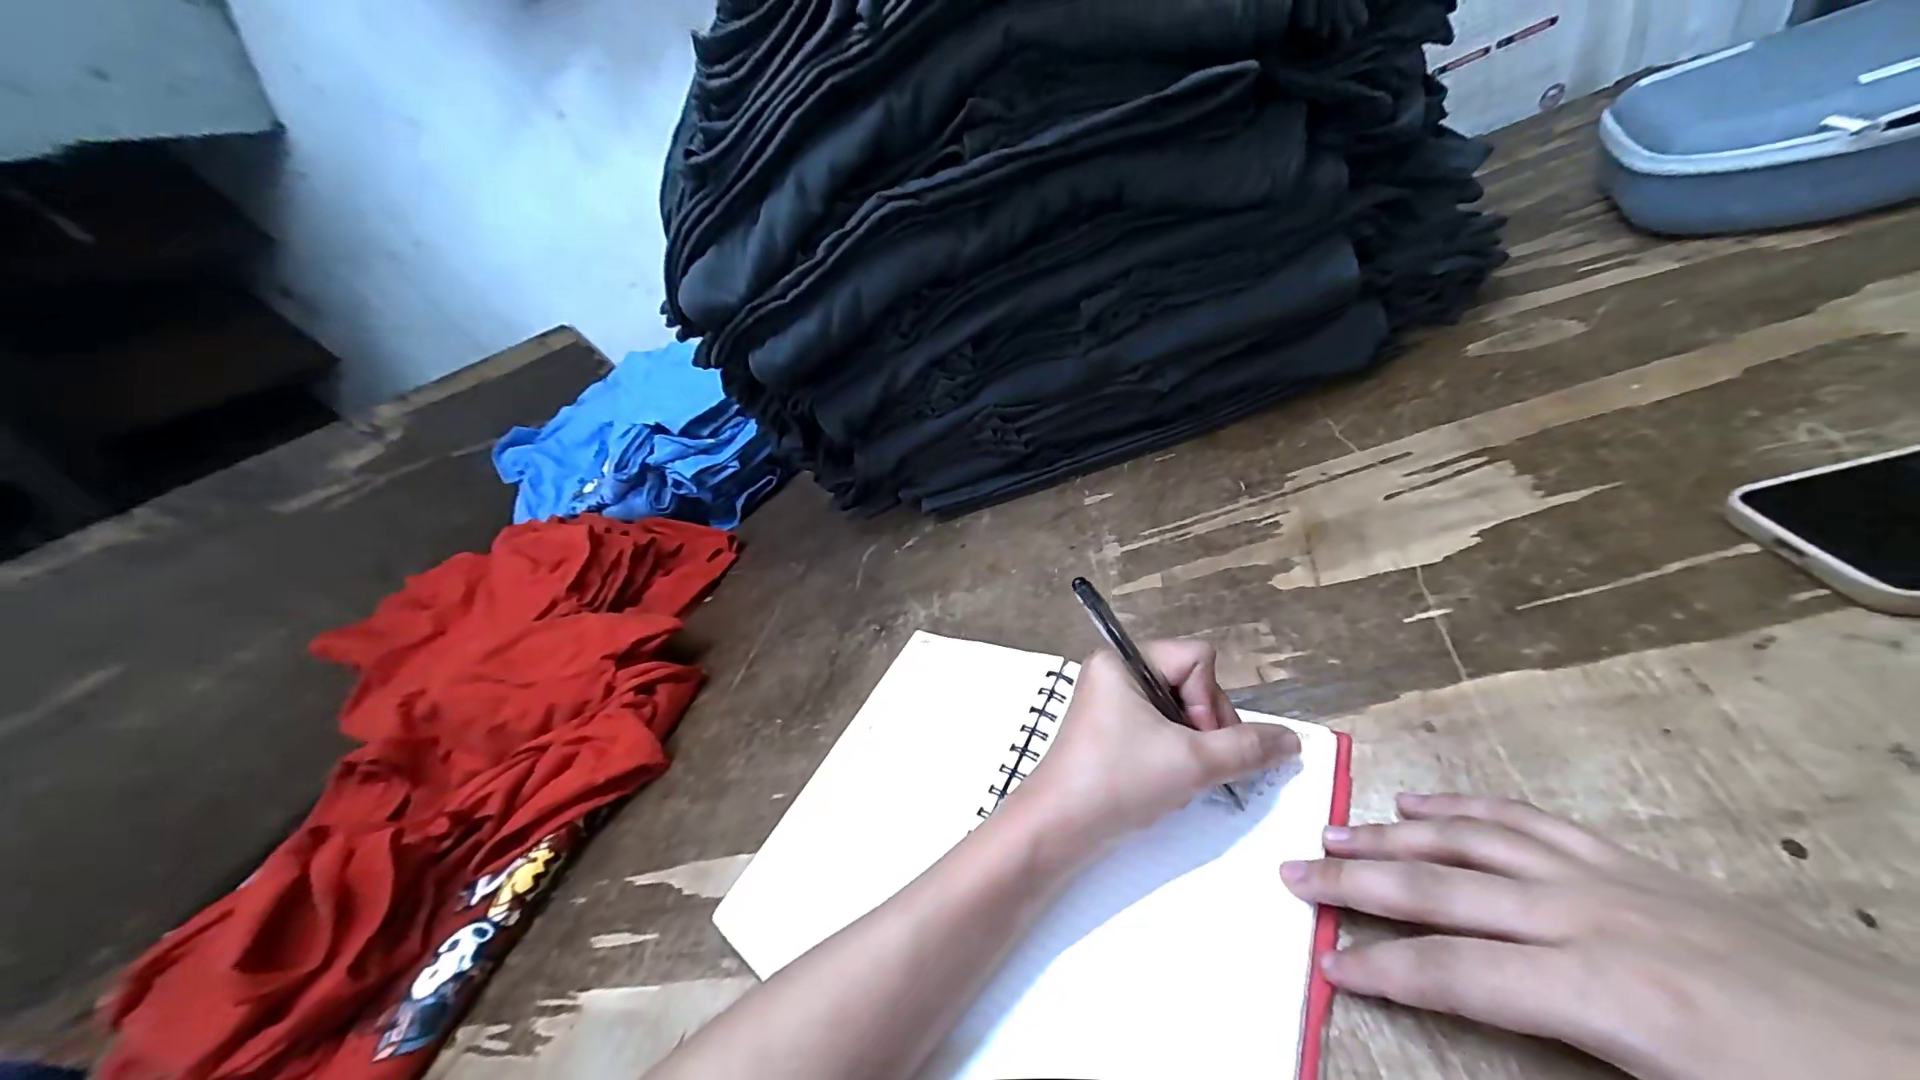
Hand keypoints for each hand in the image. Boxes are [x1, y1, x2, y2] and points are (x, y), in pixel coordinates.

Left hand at [1005, 640, 1299, 864]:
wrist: (1060, 827)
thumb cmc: (1119, 780)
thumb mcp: (1193, 762)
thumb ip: (1249, 747)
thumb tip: (1291, 739)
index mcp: (1123, 660)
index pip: (1197, 658)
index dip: (1209, 699)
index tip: (1197, 739)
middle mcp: (1115, 673)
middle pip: (1191, 683)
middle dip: (1204, 727)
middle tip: (1194, 764)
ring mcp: (1111, 702)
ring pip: (1179, 712)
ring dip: (1192, 747)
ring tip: (1175, 777)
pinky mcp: (1111, 731)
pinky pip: (1160, 730)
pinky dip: (1173, 755)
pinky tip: (1162, 782)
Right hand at [1282, 794, 1919, 1079]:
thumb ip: (1569, 1068)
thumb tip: (1489, 1035)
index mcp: (1608, 993)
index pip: (1454, 973)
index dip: (1381, 970)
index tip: (1326, 967)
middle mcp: (1589, 918)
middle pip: (1438, 887)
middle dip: (1355, 884)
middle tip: (1291, 876)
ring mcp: (1612, 880)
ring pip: (1470, 841)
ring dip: (1392, 836)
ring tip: (1335, 834)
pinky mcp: (1638, 867)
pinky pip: (1529, 822)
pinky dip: (1465, 809)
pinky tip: (1423, 803)